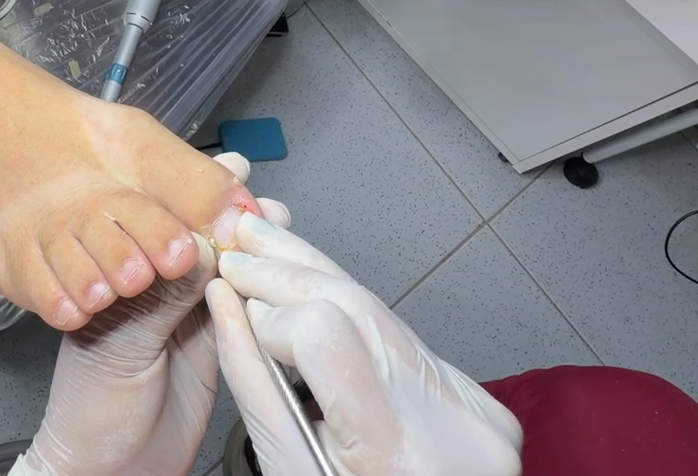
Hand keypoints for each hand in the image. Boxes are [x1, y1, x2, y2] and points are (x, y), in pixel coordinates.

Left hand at [13, 155, 289, 475]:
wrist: (111, 475)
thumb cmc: (87, 410)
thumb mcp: (118, 343)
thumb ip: (161, 298)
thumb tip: (202, 250)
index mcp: (117, 268)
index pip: (157, 219)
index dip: (190, 193)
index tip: (224, 171)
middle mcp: (151, 281)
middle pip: (193, 235)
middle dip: (226, 211)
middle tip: (255, 190)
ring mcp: (184, 310)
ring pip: (222, 265)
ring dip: (249, 243)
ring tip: (274, 219)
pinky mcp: (212, 340)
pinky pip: (240, 304)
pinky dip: (260, 284)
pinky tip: (276, 267)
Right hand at [208, 213, 522, 475]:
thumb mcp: (291, 471)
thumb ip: (253, 381)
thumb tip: (222, 302)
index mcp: (397, 454)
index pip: (325, 334)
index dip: (273, 313)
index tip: (238, 307)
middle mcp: (449, 424)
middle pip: (352, 304)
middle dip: (283, 271)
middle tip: (236, 251)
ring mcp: (472, 407)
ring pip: (376, 305)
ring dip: (310, 271)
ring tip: (262, 244)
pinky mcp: (476, 396)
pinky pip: (395, 330)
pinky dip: (343, 303)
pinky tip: (307, 280)